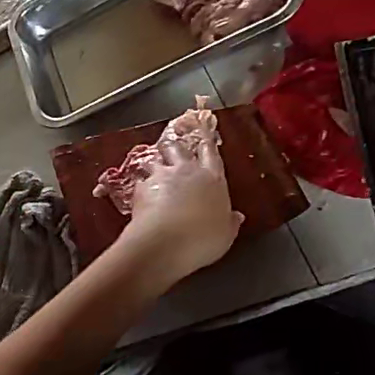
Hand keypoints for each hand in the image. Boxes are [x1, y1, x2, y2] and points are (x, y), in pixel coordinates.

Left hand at [120, 133, 243, 282]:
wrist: (165, 242)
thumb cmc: (202, 239)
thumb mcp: (225, 233)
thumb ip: (229, 221)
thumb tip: (236, 216)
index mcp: (212, 178)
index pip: (210, 153)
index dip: (206, 142)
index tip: (203, 133)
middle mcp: (186, 171)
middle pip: (177, 147)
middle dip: (173, 145)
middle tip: (171, 145)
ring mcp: (161, 176)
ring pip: (154, 159)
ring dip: (152, 161)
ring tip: (150, 164)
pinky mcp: (140, 187)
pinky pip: (138, 180)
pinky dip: (138, 183)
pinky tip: (138, 191)